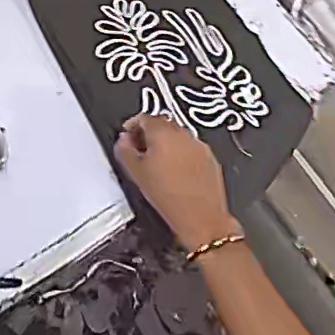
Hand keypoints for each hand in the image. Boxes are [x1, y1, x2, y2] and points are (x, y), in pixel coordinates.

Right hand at [115, 114, 240, 248]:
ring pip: (177, 136)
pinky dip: (181, 154)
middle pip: (161, 124)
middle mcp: (183, 134)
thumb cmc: (169, 196)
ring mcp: (199, 145)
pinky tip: (175, 173)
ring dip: (165, 144)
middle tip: (139, 151)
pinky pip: (190, 149)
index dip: (132, 126)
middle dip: (148, 134)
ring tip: (157, 165)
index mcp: (162, 132)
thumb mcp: (135, 172)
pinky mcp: (210, 158)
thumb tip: (123, 140)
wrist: (201, 218)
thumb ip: (123, 149)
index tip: (127, 136)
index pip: (143, 117)